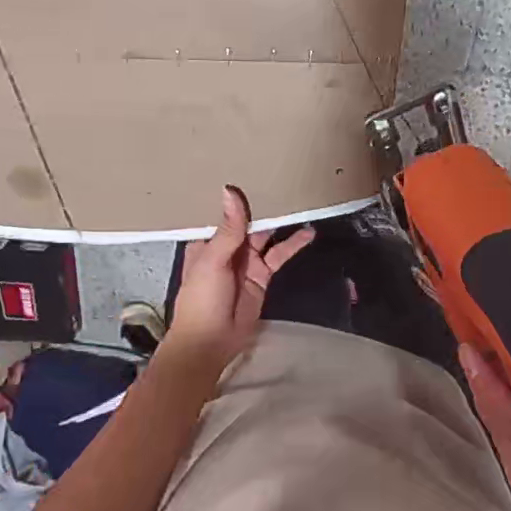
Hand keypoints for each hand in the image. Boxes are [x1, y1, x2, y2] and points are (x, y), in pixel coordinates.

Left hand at [161, 186, 313, 373]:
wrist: (210, 342)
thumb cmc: (201, 299)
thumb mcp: (213, 260)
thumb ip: (228, 229)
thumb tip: (231, 191)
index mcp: (206, 240)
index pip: (222, 211)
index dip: (236, 195)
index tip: (251, 168)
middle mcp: (226, 247)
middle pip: (247, 221)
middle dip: (262, 204)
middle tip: (283, 179)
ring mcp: (245, 261)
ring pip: (265, 236)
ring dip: (280, 222)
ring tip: (301, 201)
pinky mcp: (261, 276)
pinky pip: (279, 256)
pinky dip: (293, 245)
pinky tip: (308, 233)